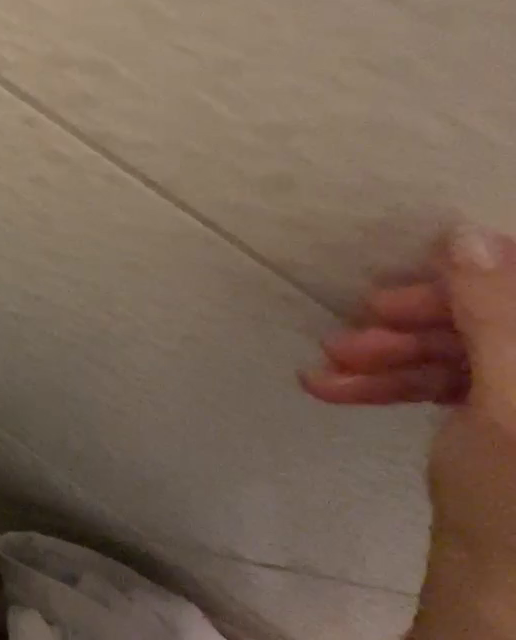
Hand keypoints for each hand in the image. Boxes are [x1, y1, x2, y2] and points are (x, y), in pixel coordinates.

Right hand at [304, 226, 515, 637]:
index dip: (476, 278)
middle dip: (414, 325)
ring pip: (466, 353)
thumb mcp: (505, 405)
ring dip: (388, 356)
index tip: (400, 284)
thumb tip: (466, 234)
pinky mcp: (508, 423)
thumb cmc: (514, 498)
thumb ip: (493, 318)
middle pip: (497, 321)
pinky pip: (453, 385)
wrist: (501, 589)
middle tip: (351, 333)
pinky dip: (394, 383)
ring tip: (326, 368)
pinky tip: (339, 389)